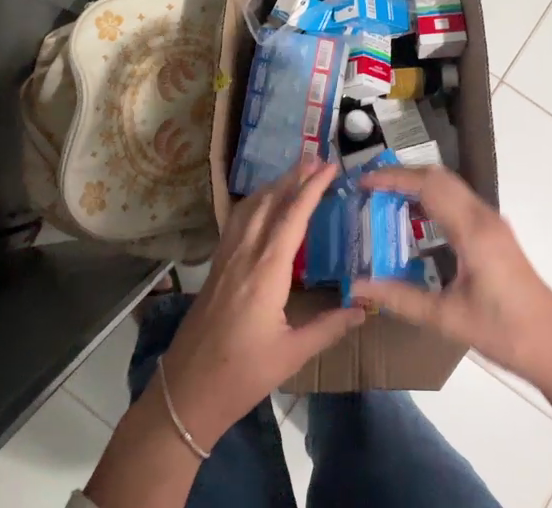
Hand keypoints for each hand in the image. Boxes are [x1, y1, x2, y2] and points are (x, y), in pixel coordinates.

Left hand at [159, 160, 365, 444]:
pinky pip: (236, 224)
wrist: (187, 393)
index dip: (310, 189)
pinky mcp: (215, 269)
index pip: (291, 218)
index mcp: (265, 273)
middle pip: (267, 204)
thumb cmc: (242, 375)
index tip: (328, 167)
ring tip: (294, 174)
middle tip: (315, 158)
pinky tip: (262, 207)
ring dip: (271, 187)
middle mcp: (243, 257)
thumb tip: (364, 307)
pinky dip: (254, 205)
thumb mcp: (291, 355)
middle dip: (291, 178)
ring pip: (248, 210)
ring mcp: (225, 261)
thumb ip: (329, 327)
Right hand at [351, 165, 551, 390]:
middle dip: (402, 176)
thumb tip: (358, 286)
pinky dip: (433, 202)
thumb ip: (400, 298)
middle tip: (368, 188)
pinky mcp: (496, 237)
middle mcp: (484, 218)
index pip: (428, 186)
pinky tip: (415, 224)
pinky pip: (459, 205)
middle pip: (440, 178)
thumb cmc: (504, 332)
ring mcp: (493, 225)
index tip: (363, 182)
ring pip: (451, 189)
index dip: (393, 178)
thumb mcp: (447, 318)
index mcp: (473, 231)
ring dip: (419, 188)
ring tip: (385, 201)